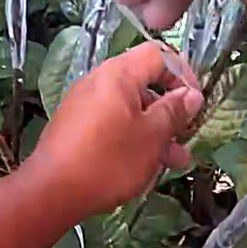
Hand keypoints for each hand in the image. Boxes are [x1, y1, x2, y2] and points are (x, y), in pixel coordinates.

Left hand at [22, 42, 201, 216]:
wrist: (50, 192)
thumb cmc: (108, 160)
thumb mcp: (151, 137)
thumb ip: (174, 112)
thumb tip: (190, 95)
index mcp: (117, 74)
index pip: (159, 55)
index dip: (183, 74)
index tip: (195, 102)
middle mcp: (95, 83)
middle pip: (142, 86)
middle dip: (169, 113)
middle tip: (185, 137)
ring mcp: (80, 108)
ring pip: (127, 113)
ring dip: (153, 134)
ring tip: (173, 163)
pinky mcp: (71, 131)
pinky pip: (108, 127)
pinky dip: (128, 141)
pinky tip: (142, 168)